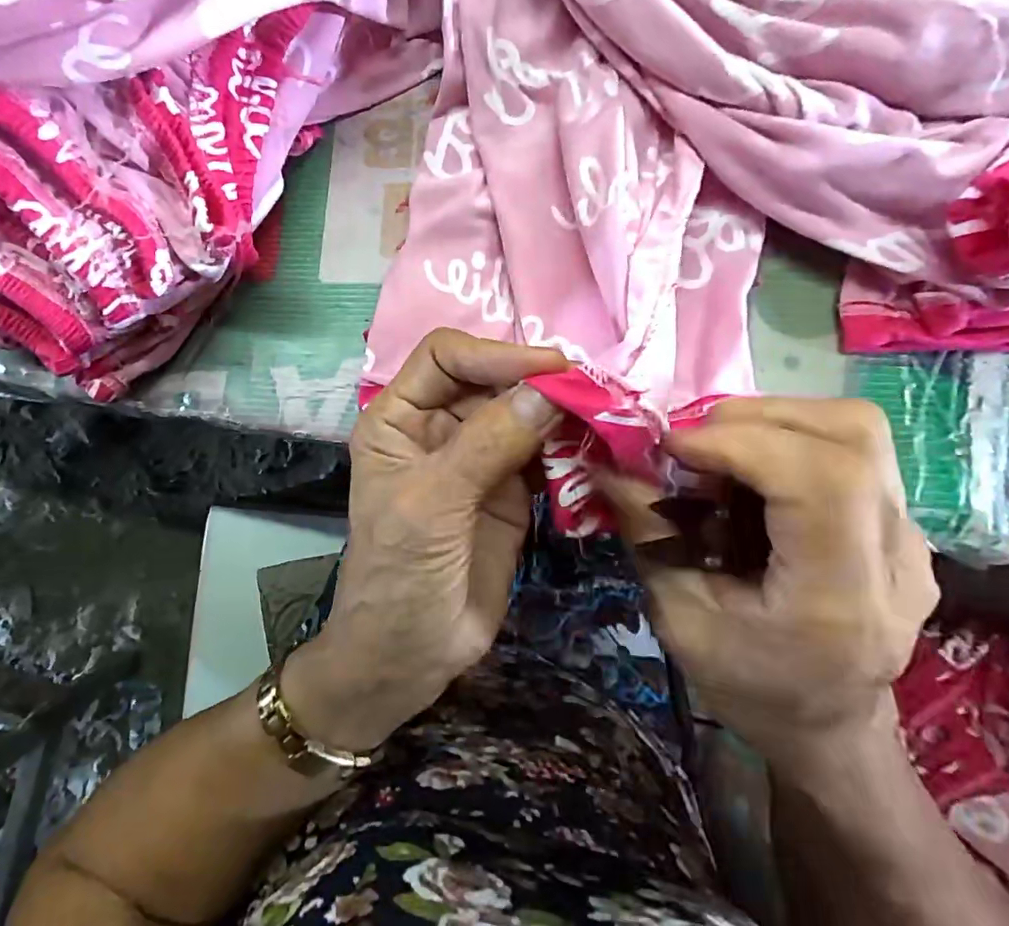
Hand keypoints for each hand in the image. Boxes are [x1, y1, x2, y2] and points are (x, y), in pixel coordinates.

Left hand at [283, 329, 567, 752]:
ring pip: (523, 414)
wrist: (408, 654)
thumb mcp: (433, 503)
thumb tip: (549, 389)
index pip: (444, 357)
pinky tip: (603, 450)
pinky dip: (573, 449)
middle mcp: (435, 427)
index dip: (495, 354)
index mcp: (397, 418)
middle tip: (600, 391)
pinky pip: (544, 454)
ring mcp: (475, 458)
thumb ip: (487, 444)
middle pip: (491, 381)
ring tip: (611, 416)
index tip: (552, 368)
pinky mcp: (508, 490)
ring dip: (564, 413)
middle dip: (540, 382)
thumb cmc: (399, 574)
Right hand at [598, 399, 937, 762]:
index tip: (671, 447)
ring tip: (714, 450)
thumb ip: (648, 536)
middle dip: (753, 418)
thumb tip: (605, 464)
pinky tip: (745, 472)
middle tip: (689, 443)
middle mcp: (895, 558)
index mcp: (838, 597)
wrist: (829, 728)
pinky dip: (786, 438)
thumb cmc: (748, 685)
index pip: (821, 479)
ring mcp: (910, 537)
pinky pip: (849, 450)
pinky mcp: (900, 524)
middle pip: (850, 436)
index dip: (741, 442)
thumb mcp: (679, 618)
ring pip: (856, 431)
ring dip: (771, 420)